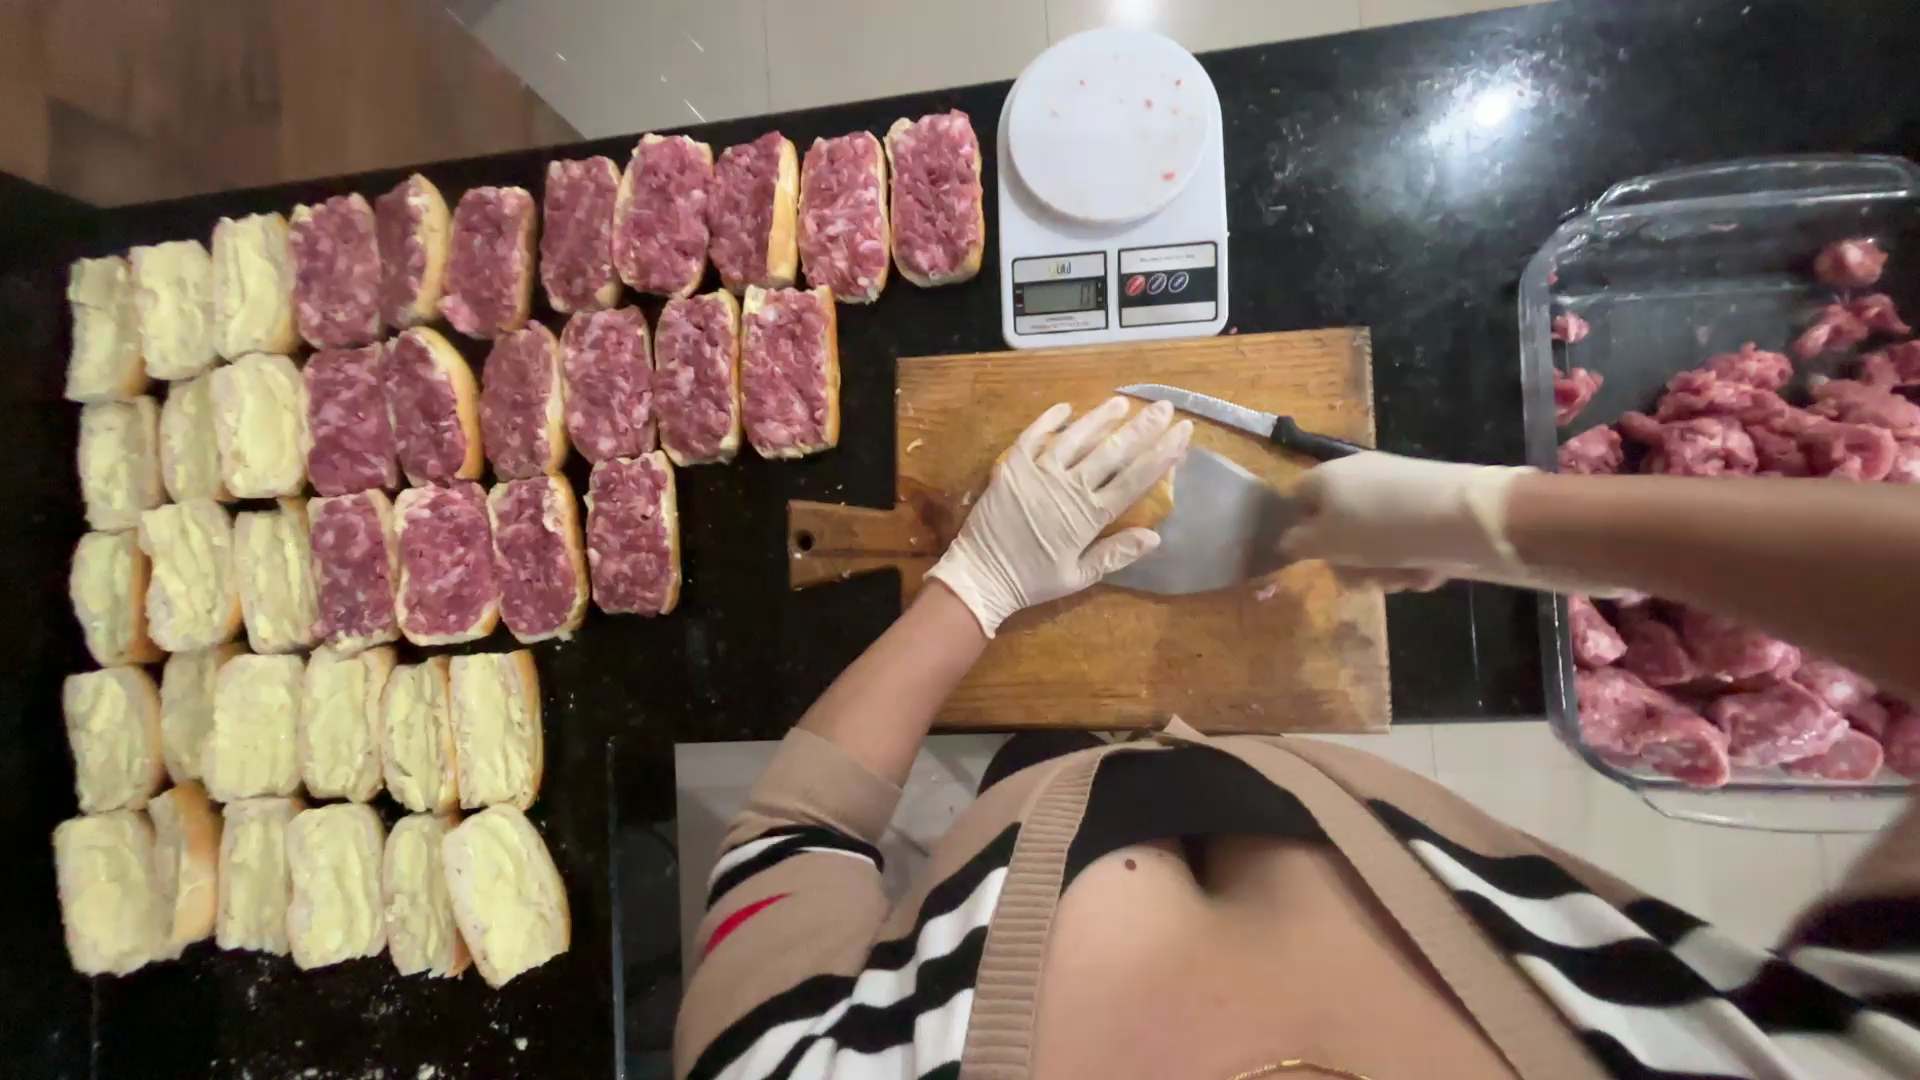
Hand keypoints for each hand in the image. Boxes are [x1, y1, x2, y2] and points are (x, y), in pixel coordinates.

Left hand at [927, 398, 1191, 636]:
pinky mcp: (1011, 468)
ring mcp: (1037, 474)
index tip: (1183, 433)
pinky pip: (1033, 437)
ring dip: (1100, 418)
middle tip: (1164, 407)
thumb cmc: (1031, 581)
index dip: (1162, 454)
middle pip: (1112, 452)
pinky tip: (1067, 408)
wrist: (980, 576)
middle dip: (1142, 428)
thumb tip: (1155, 536)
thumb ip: (1115, 555)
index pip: (1135, 479)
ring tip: (1122, 403)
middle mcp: (1067, 488)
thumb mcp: (1078, 577)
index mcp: (1088, 516)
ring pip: (1076, 438)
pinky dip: (1050, 421)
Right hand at [1280, 453, 1623, 594]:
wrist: (1470, 519)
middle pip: (1335, 526)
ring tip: (1402, 579)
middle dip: (1348, 560)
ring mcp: (1396, 489)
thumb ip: (1297, 543)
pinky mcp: (1429, 505)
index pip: (1294, 501)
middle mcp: (1357, 477)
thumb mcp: (1327, 543)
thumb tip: (1286, 541)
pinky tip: (1426, 572)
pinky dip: (1411, 558)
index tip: (1312, 560)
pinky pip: (1405, 537)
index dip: (1298, 533)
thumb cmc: (1383, 529)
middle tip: (1362, 580)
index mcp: (1326, 477)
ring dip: (1381, 567)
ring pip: (1372, 539)